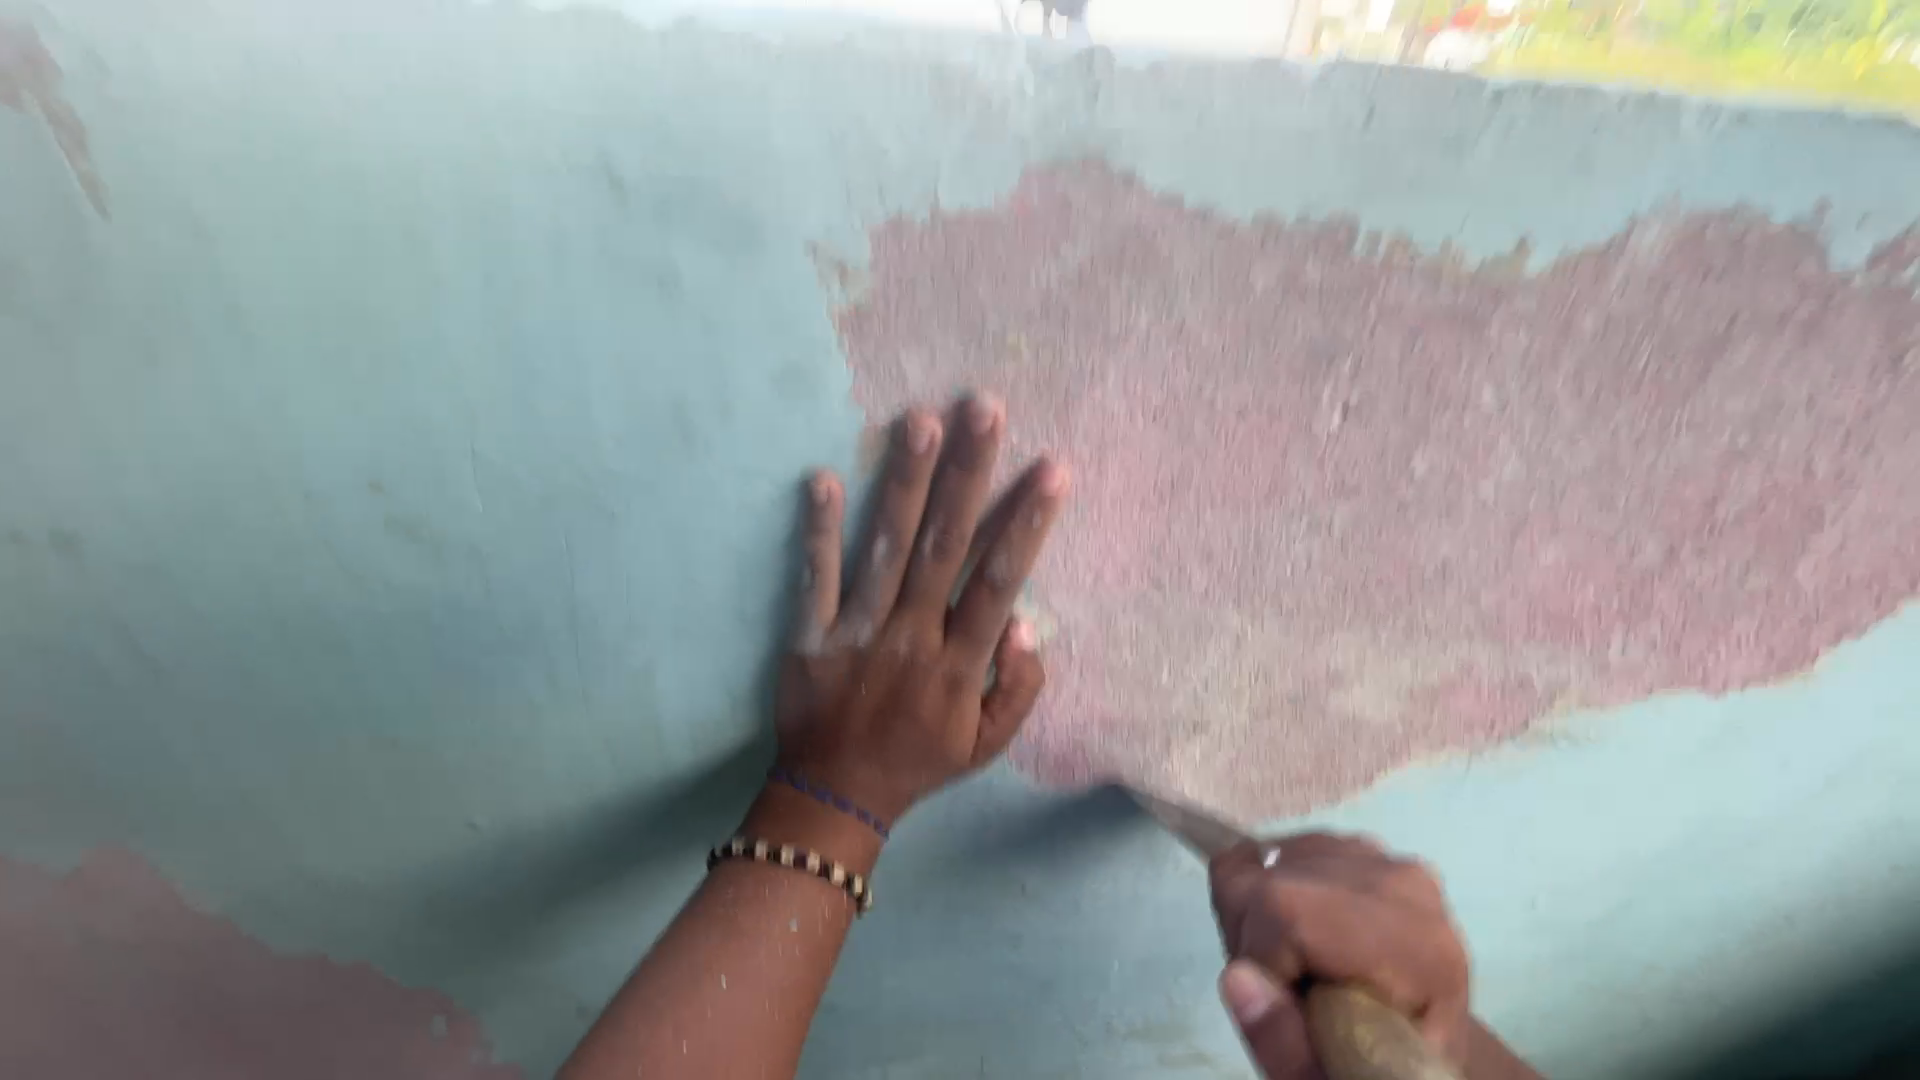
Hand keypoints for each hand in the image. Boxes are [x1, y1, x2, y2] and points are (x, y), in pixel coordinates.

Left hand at [775, 396, 1069, 823]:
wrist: (835, 795)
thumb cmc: (919, 762)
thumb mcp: (988, 745)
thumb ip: (1020, 688)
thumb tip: (1024, 622)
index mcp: (960, 664)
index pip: (999, 581)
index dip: (1027, 523)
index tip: (1051, 468)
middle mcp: (913, 636)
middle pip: (946, 546)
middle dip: (968, 474)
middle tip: (982, 409)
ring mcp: (858, 632)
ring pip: (887, 549)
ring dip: (905, 483)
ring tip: (920, 420)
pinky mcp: (810, 636)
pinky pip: (816, 579)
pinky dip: (819, 532)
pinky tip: (823, 478)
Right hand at [1210, 833, 1472, 1078]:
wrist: (1415, 1052)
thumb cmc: (1373, 1068)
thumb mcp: (1328, 1079)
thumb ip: (1286, 1047)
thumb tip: (1238, 975)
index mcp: (1417, 949)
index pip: (1284, 908)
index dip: (1256, 955)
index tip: (1281, 1003)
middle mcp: (1404, 885)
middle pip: (1266, 875)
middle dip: (1249, 933)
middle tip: (1283, 990)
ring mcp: (1384, 857)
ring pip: (1265, 856)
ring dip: (1256, 910)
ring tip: (1294, 964)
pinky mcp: (1364, 846)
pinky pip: (1279, 849)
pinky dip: (1271, 888)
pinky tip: (1302, 934)